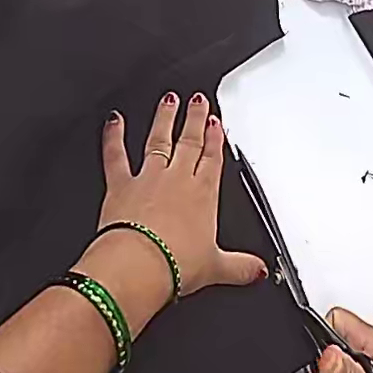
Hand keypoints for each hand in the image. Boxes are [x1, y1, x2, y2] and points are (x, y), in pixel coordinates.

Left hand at [82, 93, 265, 316]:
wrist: (138, 266)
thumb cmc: (174, 264)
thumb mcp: (216, 268)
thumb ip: (240, 267)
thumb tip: (258, 272)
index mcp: (203, 195)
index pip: (213, 159)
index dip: (216, 139)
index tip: (217, 123)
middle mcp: (177, 180)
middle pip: (190, 142)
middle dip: (196, 119)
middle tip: (198, 100)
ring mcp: (148, 179)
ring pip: (159, 140)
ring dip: (164, 119)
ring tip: (168, 100)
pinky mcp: (121, 185)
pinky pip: (116, 155)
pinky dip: (114, 136)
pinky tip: (114, 121)